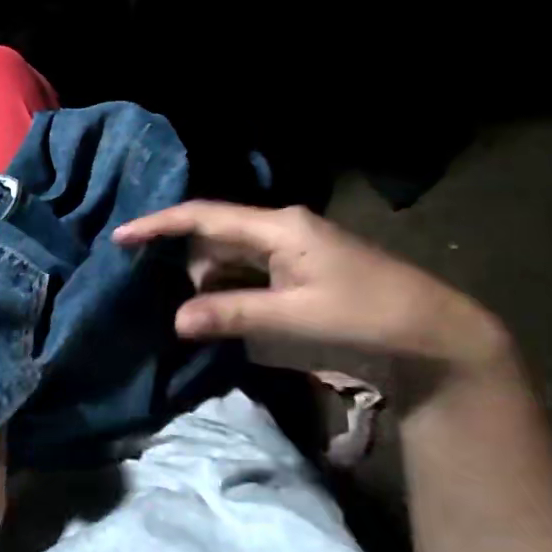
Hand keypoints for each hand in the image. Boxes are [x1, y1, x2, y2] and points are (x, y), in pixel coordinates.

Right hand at [113, 202, 510, 370]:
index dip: (158, 225)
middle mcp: (279, 230)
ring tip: (202, 321)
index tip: (119, 238)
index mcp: (278, 228)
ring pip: (227, 260)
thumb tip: (176, 320)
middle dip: (187, 270)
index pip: (204, 217)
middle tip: (173, 306)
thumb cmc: (364, 316)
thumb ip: (232, 314)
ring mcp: (290, 250)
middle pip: (212, 239)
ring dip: (209, 287)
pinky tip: (224, 318)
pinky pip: (246, 275)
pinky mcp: (296, 272)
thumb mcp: (293, 318)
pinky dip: (228, 294)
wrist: (432, 334)